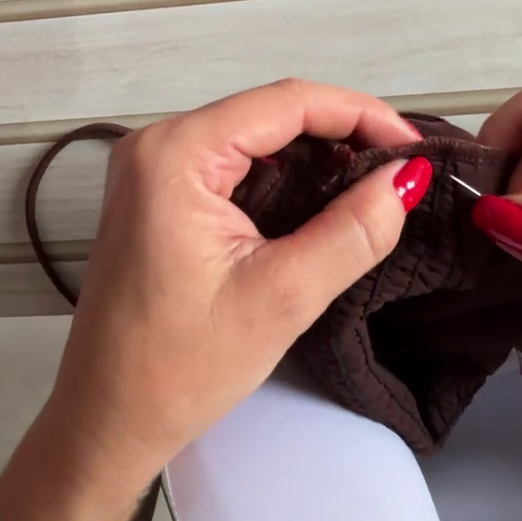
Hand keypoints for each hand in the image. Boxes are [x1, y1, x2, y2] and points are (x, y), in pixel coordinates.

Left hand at [44, 79, 428, 482]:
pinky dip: (283, 175)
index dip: (360, 113)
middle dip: (341, 134)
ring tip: (371, 185)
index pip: (287, 102)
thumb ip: (353, 230)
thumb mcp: (282, 296)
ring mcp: (153, 166)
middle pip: (270, 112)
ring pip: (255, 136)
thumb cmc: (180, 367)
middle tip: (399, 171)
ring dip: (315, 156)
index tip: (414, 148)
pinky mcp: (158, 191)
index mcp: (176, 153)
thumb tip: (407, 178)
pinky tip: (320, 200)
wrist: (107, 418)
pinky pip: (234, 162)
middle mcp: (157, 143)